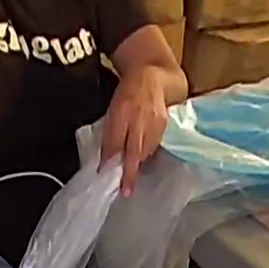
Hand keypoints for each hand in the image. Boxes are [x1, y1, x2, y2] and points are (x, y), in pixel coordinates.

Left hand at [99, 66, 170, 196]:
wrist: (152, 76)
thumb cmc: (127, 96)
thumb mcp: (113, 111)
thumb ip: (109, 136)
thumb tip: (105, 162)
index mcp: (121, 111)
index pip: (115, 140)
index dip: (110, 158)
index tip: (105, 174)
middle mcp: (138, 117)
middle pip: (133, 151)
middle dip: (129, 172)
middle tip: (126, 191)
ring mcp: (153, 122)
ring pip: (144, 151)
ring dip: (137, 164)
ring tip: (131, 174)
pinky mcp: (163, 125)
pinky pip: (153, 146)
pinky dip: (146, 154)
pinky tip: (142, 155)